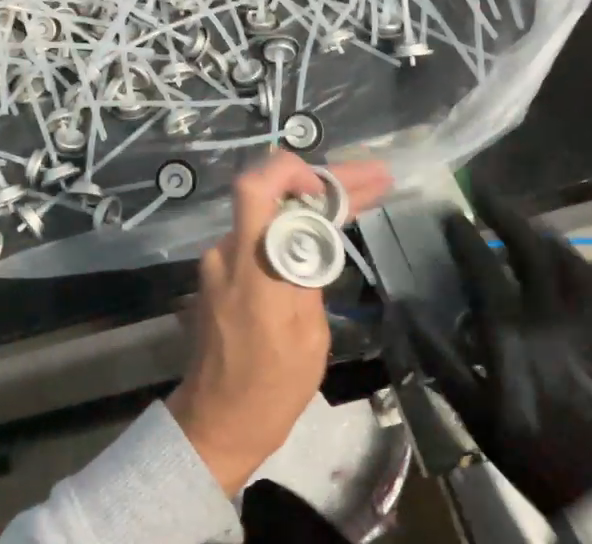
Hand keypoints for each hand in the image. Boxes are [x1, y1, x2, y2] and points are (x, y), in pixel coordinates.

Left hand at [167, 151, 390, 494]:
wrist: (218, 419)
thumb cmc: (271, 387)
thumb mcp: (309, 336)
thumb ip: (308, 276)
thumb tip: (313, 237)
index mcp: (253, 266)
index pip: (256, 190)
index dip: (291, 172)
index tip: (330, 183)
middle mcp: (228, 252)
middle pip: (267, 194)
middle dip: (319, 182)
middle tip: (374, 179)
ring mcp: (218, 262)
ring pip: (265, 214)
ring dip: (307, 204)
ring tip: (360, 196)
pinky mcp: (219, 275)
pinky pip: (257, 238)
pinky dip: (289, 229)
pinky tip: (324, 228)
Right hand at [401, 187, 591, 514]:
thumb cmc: (523, 444)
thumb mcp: (468, 407)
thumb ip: (436, 354)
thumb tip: (403, 306)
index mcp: (511, 331)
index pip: (485, 267)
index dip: (465, 236)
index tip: (448, 214)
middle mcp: (549, 316)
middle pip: (530, 249)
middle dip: (504, 214)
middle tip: (483, 192)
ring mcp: (584, 323)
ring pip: (567, 261)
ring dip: (540, 232)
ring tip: (520, 217)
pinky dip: (576, 262)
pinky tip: (564, 256)